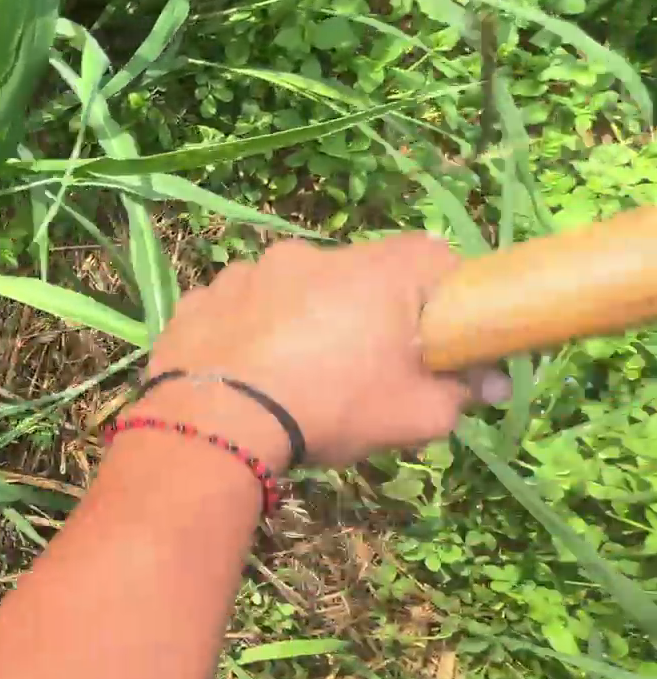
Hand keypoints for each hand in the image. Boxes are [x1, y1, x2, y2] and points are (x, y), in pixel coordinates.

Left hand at [134, 234, 507, 469]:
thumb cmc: (328, 410)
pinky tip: (242, 366)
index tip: (436, 332)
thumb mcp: (419, 414)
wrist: (212, 421)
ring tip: (290, 367)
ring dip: (297, 314)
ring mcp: (238, 274)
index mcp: (369, 271)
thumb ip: (460, 389)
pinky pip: (235, 306)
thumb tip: (484, 379)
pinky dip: (244, 326)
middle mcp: (300, 257)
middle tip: (360, 359)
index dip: (442, 293)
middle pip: (351, 272)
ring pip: (286, 287)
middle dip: (362, 307)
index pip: (431, 257)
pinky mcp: (195, 298)